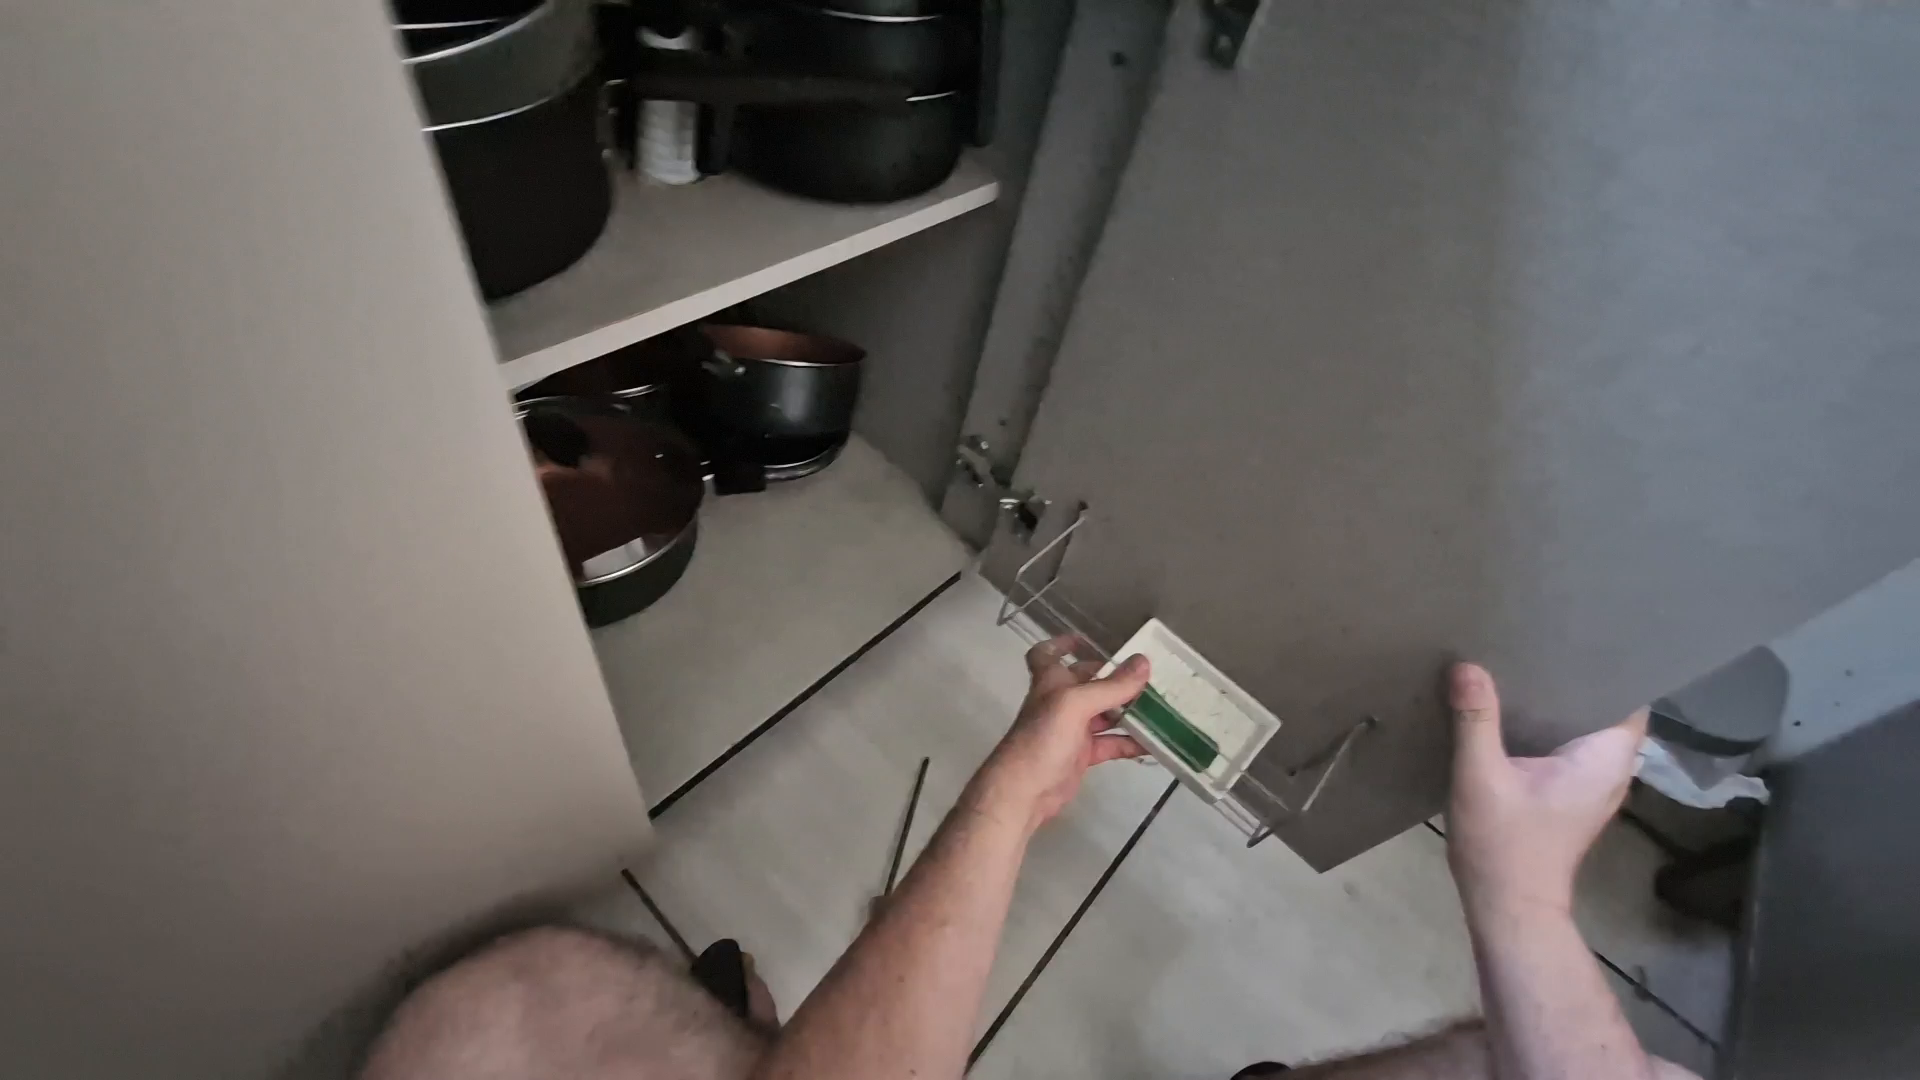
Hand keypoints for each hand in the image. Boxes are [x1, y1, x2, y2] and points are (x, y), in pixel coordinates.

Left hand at [974, 636, 1150, 832]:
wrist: (1024, 790)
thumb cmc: (1043, 738)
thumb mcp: (1076, 704)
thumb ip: (1110, 686)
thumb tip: (1143, 662)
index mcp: (1052, 681)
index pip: (1047, 653)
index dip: (1061, 643)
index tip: (1087, 640)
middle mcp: (1061, 701)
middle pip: (1088, 682)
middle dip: (1114, 678)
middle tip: (1149, 676)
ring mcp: (1071, 729)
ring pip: (1104, 713)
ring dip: (1128, 710)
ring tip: (1161, 706)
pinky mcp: (1081, 755)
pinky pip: (1110, 743)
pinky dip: (1130, 742)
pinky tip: (1154, 742)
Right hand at [1445, 662, 1646, 917]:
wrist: (1506, 900)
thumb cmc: (1504, 841)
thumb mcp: (1481, 776)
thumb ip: (1477, 720)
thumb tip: (1468, 665)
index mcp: (1603, 762)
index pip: (1626, 702)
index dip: (1608, 668)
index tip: (1573, 635)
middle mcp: (1605, 769)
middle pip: (1598, 709)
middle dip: (1567, 676)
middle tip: (1528, 638)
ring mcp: (1584, 782)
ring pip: (1575, 726)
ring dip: (1548, 699)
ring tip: (1510, 664)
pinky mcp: (1561, 790)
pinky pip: (1556, 741)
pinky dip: (1535, 721)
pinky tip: (1500, 706)